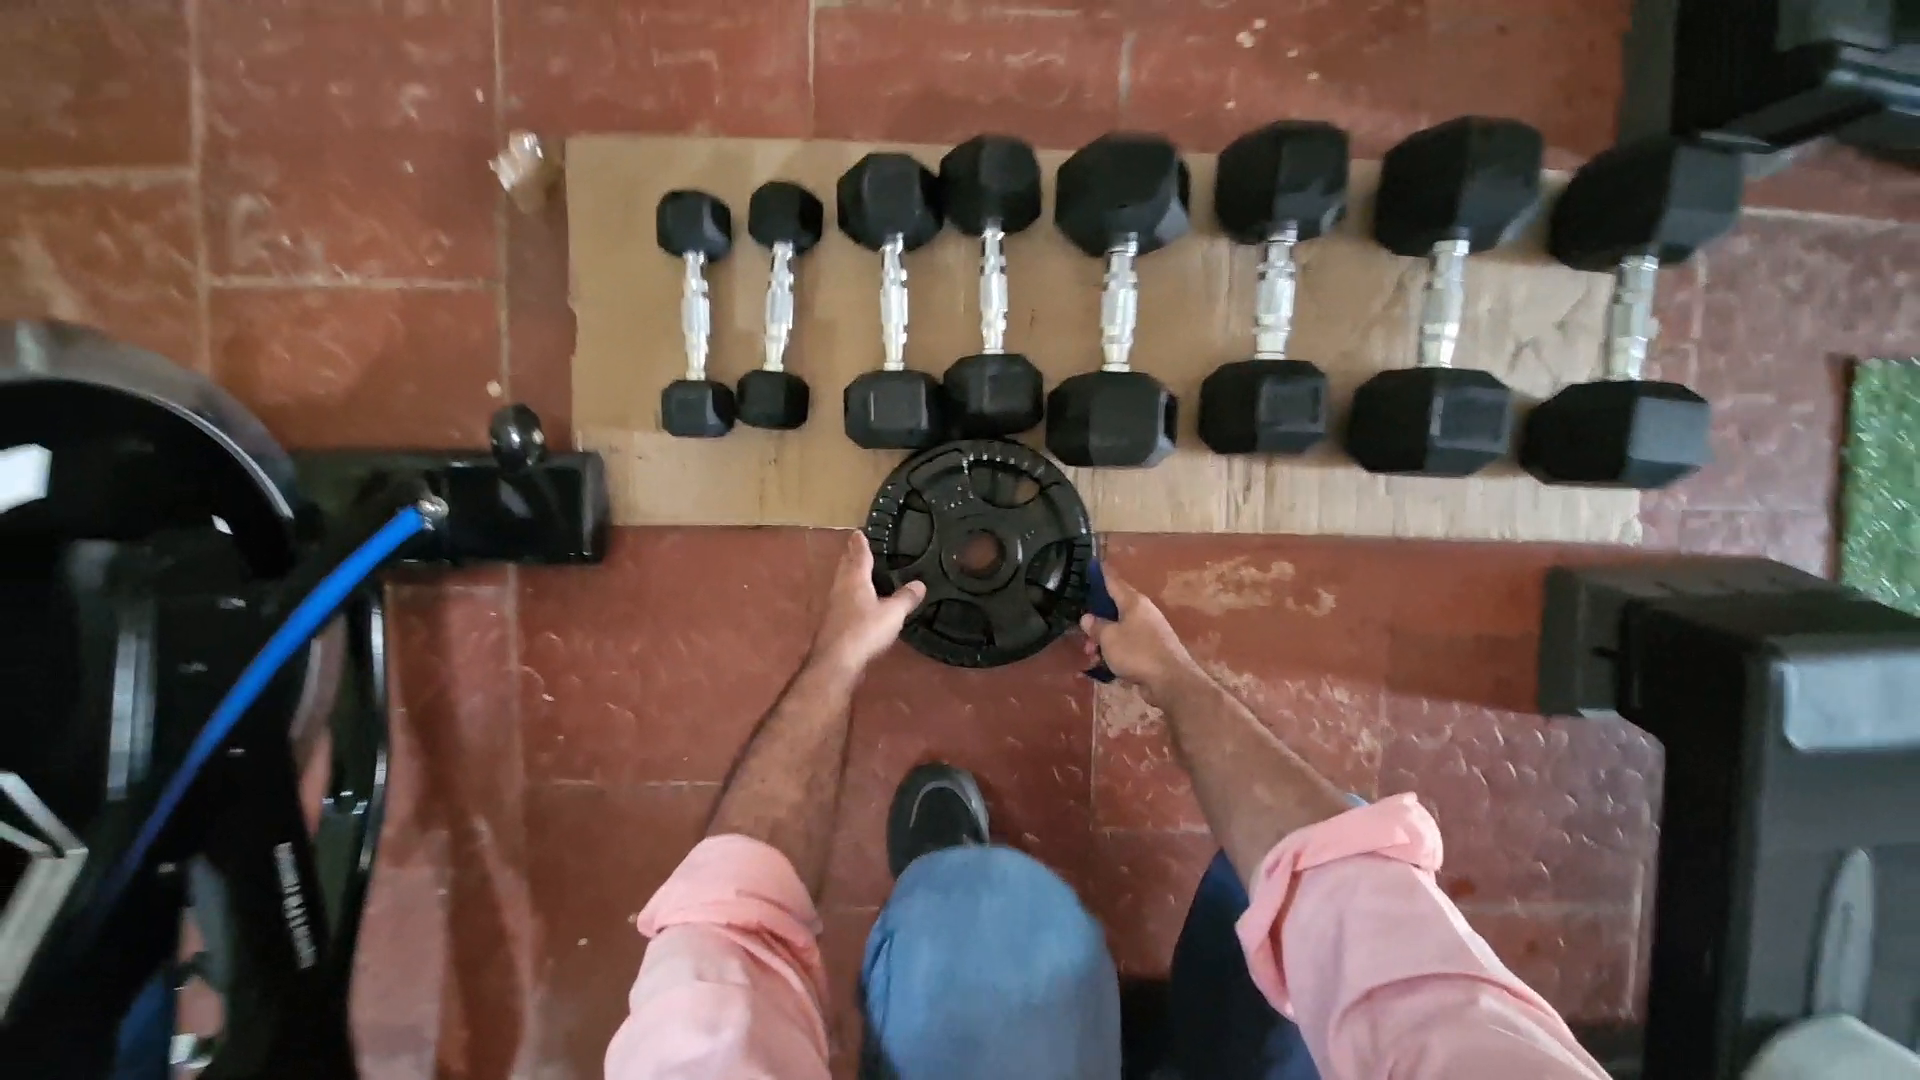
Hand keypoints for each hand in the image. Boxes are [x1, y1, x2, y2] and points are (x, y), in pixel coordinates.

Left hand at [809, 531, 926, 677]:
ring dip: (849, 573)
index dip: (860, 543)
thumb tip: (920, 584)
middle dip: (851, 555)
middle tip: (856, 545)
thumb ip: (906, 597)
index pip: (858, 555)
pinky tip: (857, 600)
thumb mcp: (893, 613)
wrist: (836, 662)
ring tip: (858, 569)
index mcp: (855, 579)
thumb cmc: (864, 631)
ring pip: (842, 582)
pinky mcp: (834, 622)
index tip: (858, 532)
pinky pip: (843, 599)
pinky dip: (850, 593)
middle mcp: (841, 588)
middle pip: (846, 566)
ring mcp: (835, 606)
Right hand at [1078, 570, 1203, 703]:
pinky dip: (1116, 649)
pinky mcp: (1153, 648)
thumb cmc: (1137, 653)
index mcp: (1133, 602)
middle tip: (1082, 631)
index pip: (1114, 581)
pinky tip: (1105, 662)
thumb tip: (1087, 617)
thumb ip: (1096, 626)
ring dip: (1104, 638)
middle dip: (1097, 618)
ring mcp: (1150, 630)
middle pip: (1115, 608)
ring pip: (1120, 628)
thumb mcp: (1109, 638)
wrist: (1171, 680)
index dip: (1102, 574)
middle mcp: (1144, 612)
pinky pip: (1128, 642)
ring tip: (1092, 653)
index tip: (1094, 563)